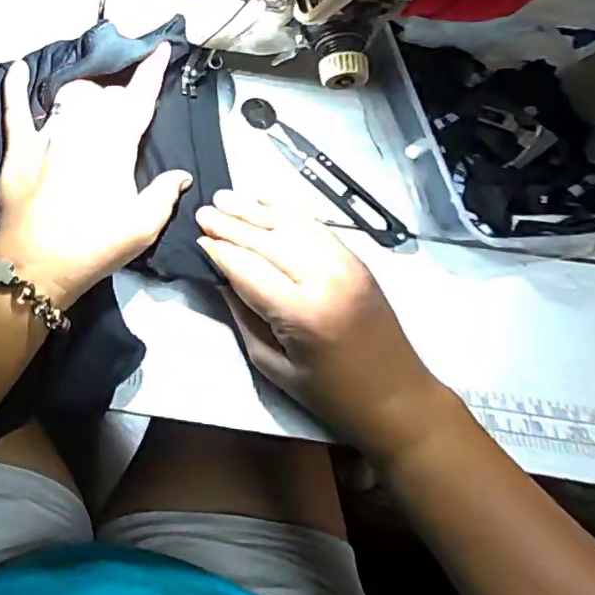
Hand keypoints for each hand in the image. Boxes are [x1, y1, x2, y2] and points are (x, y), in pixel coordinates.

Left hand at [0, 46, 192, 306]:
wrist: (34, 267)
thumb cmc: (94, 246)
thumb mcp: (143, 227)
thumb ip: (164, 194)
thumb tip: (181, 176)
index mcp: (117, 144)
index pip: (139, 98)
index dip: (152, 71)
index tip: (160, 48)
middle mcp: (84, 128)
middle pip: (106, 95)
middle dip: (119, 99)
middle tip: (124, 120)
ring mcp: (48, 134)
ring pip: (71, 96)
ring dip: (85, 96)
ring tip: (92, 107)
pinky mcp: (19, 147)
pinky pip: (16, 108)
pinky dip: (16, 86)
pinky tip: (18, 68)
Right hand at [195, 191, 460, 459]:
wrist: (397, 396)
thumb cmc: (332, 394)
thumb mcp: (275, 366)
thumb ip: (244, 317)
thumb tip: (222, 278)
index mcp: (301, 313)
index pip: (249, 269)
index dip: (220, 252)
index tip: (197, 238)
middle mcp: (324, 278)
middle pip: (268, 241)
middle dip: (231, 225)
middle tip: (203, 212)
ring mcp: (344, 263)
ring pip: (291, 224)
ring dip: (256, 210)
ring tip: (226, 198)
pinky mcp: (356, 258)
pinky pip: (316, 225)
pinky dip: (288, 210)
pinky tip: (267, 202)